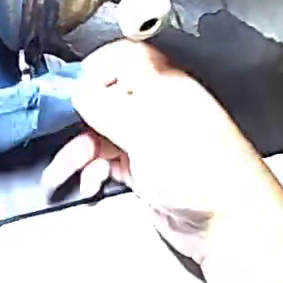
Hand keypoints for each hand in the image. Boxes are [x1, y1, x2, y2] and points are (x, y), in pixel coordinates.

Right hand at [42, 41, 275, 265]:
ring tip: (61, 173)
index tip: (67, 92)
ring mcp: (151, 142)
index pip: (121, 60)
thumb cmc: (204, 173)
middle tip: (56, 136)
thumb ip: (107, 107)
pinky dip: (95, 172)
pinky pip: (110, 164)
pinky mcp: (146, 171)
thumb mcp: (146, 130)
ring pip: (102, 137)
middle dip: (76, 122)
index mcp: (163, 87)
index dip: (92, 73)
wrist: (225, 221)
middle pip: (104, 102)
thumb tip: (79, 91)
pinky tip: (92, 184)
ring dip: (78, 155)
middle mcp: (157, 110)